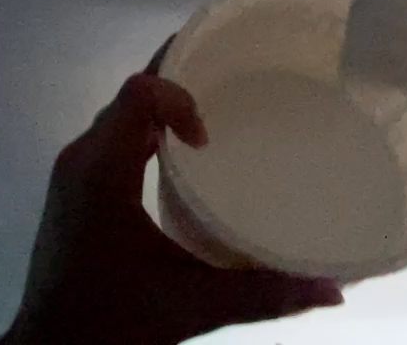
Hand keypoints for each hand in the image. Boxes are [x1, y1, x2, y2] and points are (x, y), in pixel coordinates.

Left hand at [0, 54, 343, 344]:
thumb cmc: (112, 324)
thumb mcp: (192, 306)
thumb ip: (263, 294)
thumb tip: (333, 288)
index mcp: (102, 170)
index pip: (138, 92)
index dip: (179, 96)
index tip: (209, 137)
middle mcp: (81, 157)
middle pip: (131, 95)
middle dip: (179, 86)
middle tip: (229, 96)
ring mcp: (72, 171)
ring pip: (121, 114)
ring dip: (163, 109)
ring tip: (212, 121)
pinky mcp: (73, 187)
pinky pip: (113, 135)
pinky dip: (147, 130)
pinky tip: (180, 155)